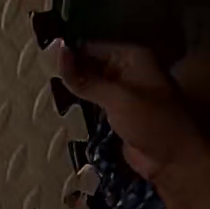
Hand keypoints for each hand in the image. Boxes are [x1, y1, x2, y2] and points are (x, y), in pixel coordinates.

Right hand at [48, 40, 209, 208]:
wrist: (174, 161)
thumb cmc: (152, 123)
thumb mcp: (116, 98)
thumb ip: (84, 79)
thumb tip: (56, 50)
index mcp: (132, 58)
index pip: (91, 47)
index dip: (68, 52)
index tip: (39, 58)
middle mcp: (126, 71)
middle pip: (90, 65)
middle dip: (68, 71)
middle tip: (35, 76)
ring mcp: (121, 94)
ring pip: (90, 85)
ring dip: (72, 89)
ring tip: (39, 89)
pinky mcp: (116, 115)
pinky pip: (93, 104)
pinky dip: (79, 105)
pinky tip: (58, 107)